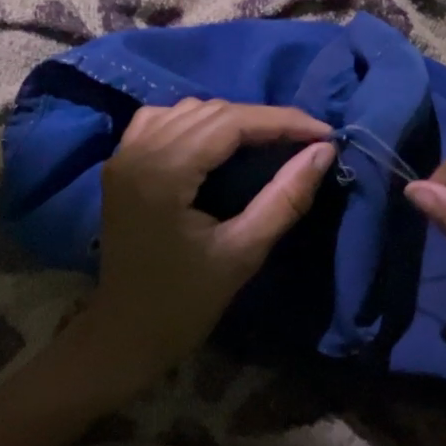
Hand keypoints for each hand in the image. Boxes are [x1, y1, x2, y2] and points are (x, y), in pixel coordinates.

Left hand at [90, 98, 335, 385]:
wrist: (126, 334)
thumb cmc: (185, 302)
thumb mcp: (243, 252)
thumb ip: (284, 198)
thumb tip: (323, 152)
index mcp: (163, 171)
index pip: (229, 122)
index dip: (281, 121)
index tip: (325, 131)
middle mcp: (138, 150)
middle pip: (209, 112)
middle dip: (261, 120)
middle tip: (306, 140)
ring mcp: (123, 154)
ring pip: (185, 112)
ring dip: (229, 119)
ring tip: (270, 140)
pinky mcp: (120, 164)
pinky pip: (159, 121)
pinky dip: (193, 122)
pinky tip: (216, 141)